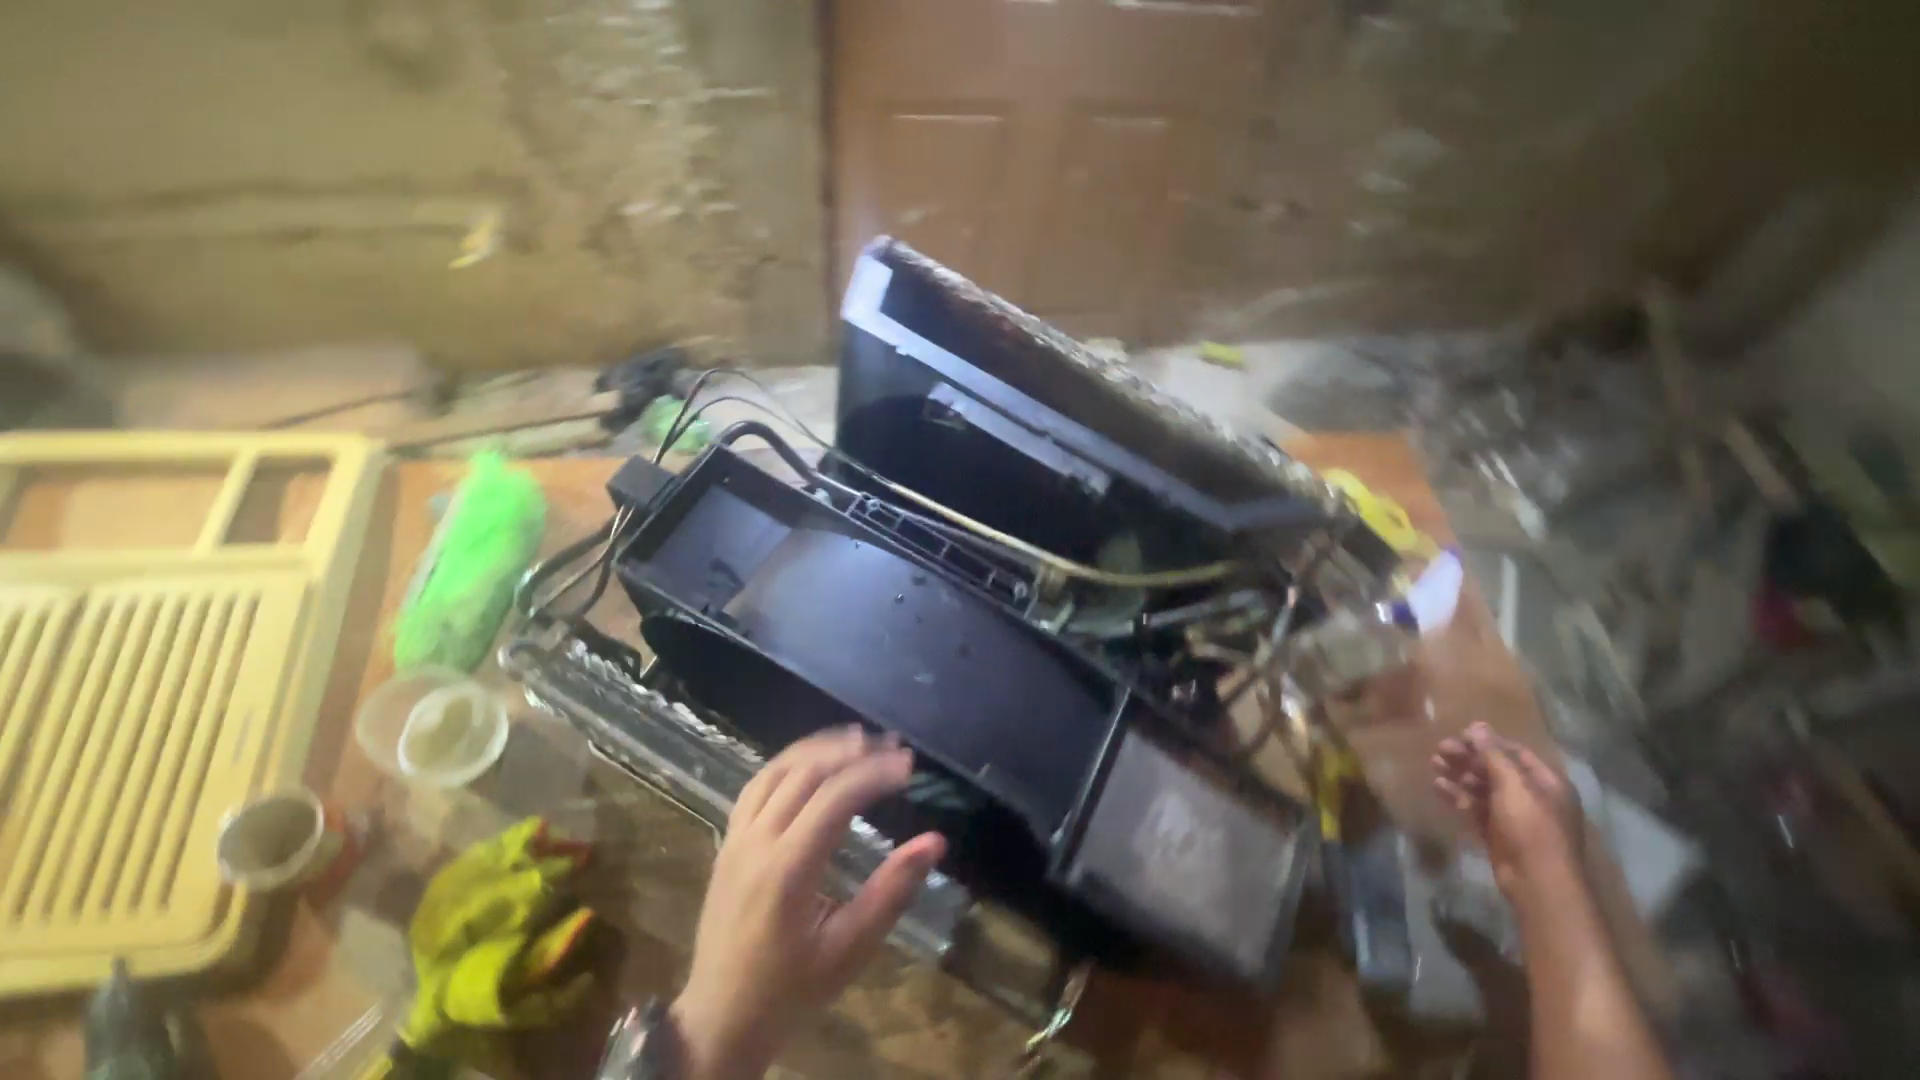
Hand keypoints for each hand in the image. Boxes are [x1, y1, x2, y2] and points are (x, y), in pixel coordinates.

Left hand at [670, 727, 947, 1079]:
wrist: (721, 1018)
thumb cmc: (791, 990)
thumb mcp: (850, 950)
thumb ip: (891, 891)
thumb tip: (934, 842)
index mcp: (787, 869)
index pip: (835, 797)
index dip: (874, 773)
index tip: (909, 764)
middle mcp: (756, 841)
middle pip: (804, 773)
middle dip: (851, 752)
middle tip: (891, 745)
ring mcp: (736, 839)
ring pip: (775, 771)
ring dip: (817, 749)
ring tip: (857, 739)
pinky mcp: (728, 843)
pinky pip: (756, 786)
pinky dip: (788, 764)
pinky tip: (811, 763)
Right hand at [1431, 722, 1582, 903]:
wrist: (1537, 881)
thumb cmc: (1531, 827)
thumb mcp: (1513, 785)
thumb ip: (1493, 755)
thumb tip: (1477, 726)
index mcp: (1547, 782)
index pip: (1515, 753)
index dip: (1488, 742)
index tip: (1459, 735)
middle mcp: (1533, 796)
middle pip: (1496, 769)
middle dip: (1468, 758)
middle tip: (1440, 749)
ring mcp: (1514, 816)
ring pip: (1483, 788)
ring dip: (1459, 774)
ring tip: (1433, 763)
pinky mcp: (1498, 833)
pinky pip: (1476, 808)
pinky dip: (1458, 796)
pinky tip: (1438, 786)